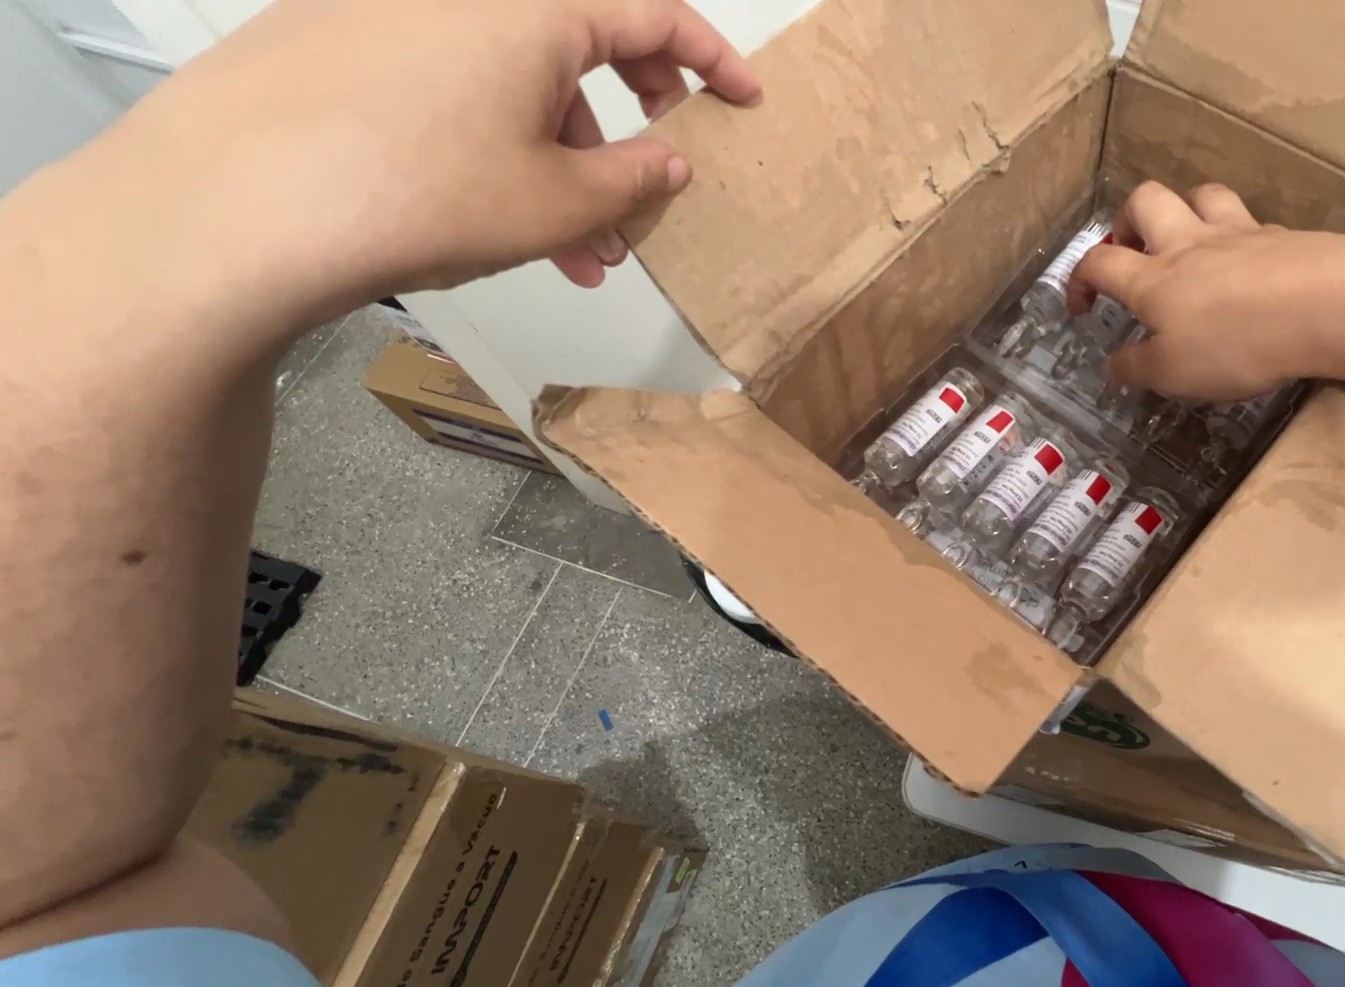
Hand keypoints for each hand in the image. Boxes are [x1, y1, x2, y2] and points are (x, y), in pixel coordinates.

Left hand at [98, 0, 759, 308]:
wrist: (243, 204)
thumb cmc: (423, 193)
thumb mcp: (561, 201)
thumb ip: (635, 178)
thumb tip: (670, 161)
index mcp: (534, 8)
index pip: (654, 12)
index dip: (713, 58)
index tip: (745, 99)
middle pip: (585, 37)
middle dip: (634, 111)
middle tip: (658, 165)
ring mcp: (403, 13)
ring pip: (520, 78)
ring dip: (567, 158)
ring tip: (582, 248)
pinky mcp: (353, 43)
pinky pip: (462, 87)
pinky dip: (505, 147)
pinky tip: (514, 222)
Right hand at [1070, 182, 1344, 400]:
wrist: (1331, 307)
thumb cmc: (1237, 344)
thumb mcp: (1172, 374)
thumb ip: (1136, 367)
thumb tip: (1111, 365)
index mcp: (1153, 279)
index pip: (1098, 263)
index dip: (1078, 281)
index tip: (1080, 308)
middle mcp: (1189, 244)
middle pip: (1145, 201)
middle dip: (1126, 222)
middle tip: (1130, 254)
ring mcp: (1238, 234)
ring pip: (1200, 195)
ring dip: (1183, 211)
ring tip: (1185, 243)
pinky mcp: (1282, 237)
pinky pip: (1248, 222)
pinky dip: (1235, 238)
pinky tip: (1244, 266)